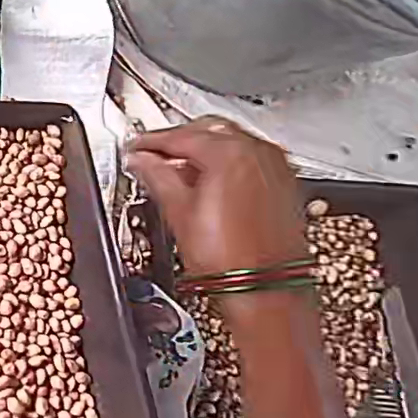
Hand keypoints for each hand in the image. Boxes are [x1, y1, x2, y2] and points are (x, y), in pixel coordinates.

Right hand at [123, 117, 306, 278]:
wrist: (264, 287)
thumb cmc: (228, 258)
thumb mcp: (178, 211)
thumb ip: (156, 176)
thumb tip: (141, 161)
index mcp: (229, 154)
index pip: (180, 136)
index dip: (150, 141)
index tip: (135, 147)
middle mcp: (258, 153)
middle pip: (208, 130)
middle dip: (177, 141)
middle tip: (151, 155)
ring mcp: (274, 167)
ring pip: (230, 141)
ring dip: (201, 150)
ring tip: (175, 169)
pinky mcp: (282, 183)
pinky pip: (247, 158)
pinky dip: (223, 162)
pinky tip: (205, 180)